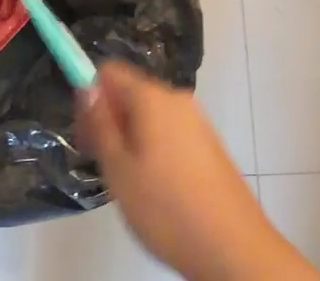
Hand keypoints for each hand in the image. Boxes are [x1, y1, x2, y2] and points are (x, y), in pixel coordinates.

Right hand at [78, 62, 319, 280]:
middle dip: (110, 120)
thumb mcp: (118, 169)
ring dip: (130, 138)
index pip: (109, 71)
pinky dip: (153, 149)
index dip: (89, 96)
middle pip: (130, 93)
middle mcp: (176, 99)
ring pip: (149, 116)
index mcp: (152, 98)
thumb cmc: (167, 208)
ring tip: (128, 183)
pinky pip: (169, 132)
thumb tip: (86, 87)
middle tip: (102, 163)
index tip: (85, 135)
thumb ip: (100, 123)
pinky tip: (155, 188)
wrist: (234, 248)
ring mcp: (197, 121)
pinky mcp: (209, 144)